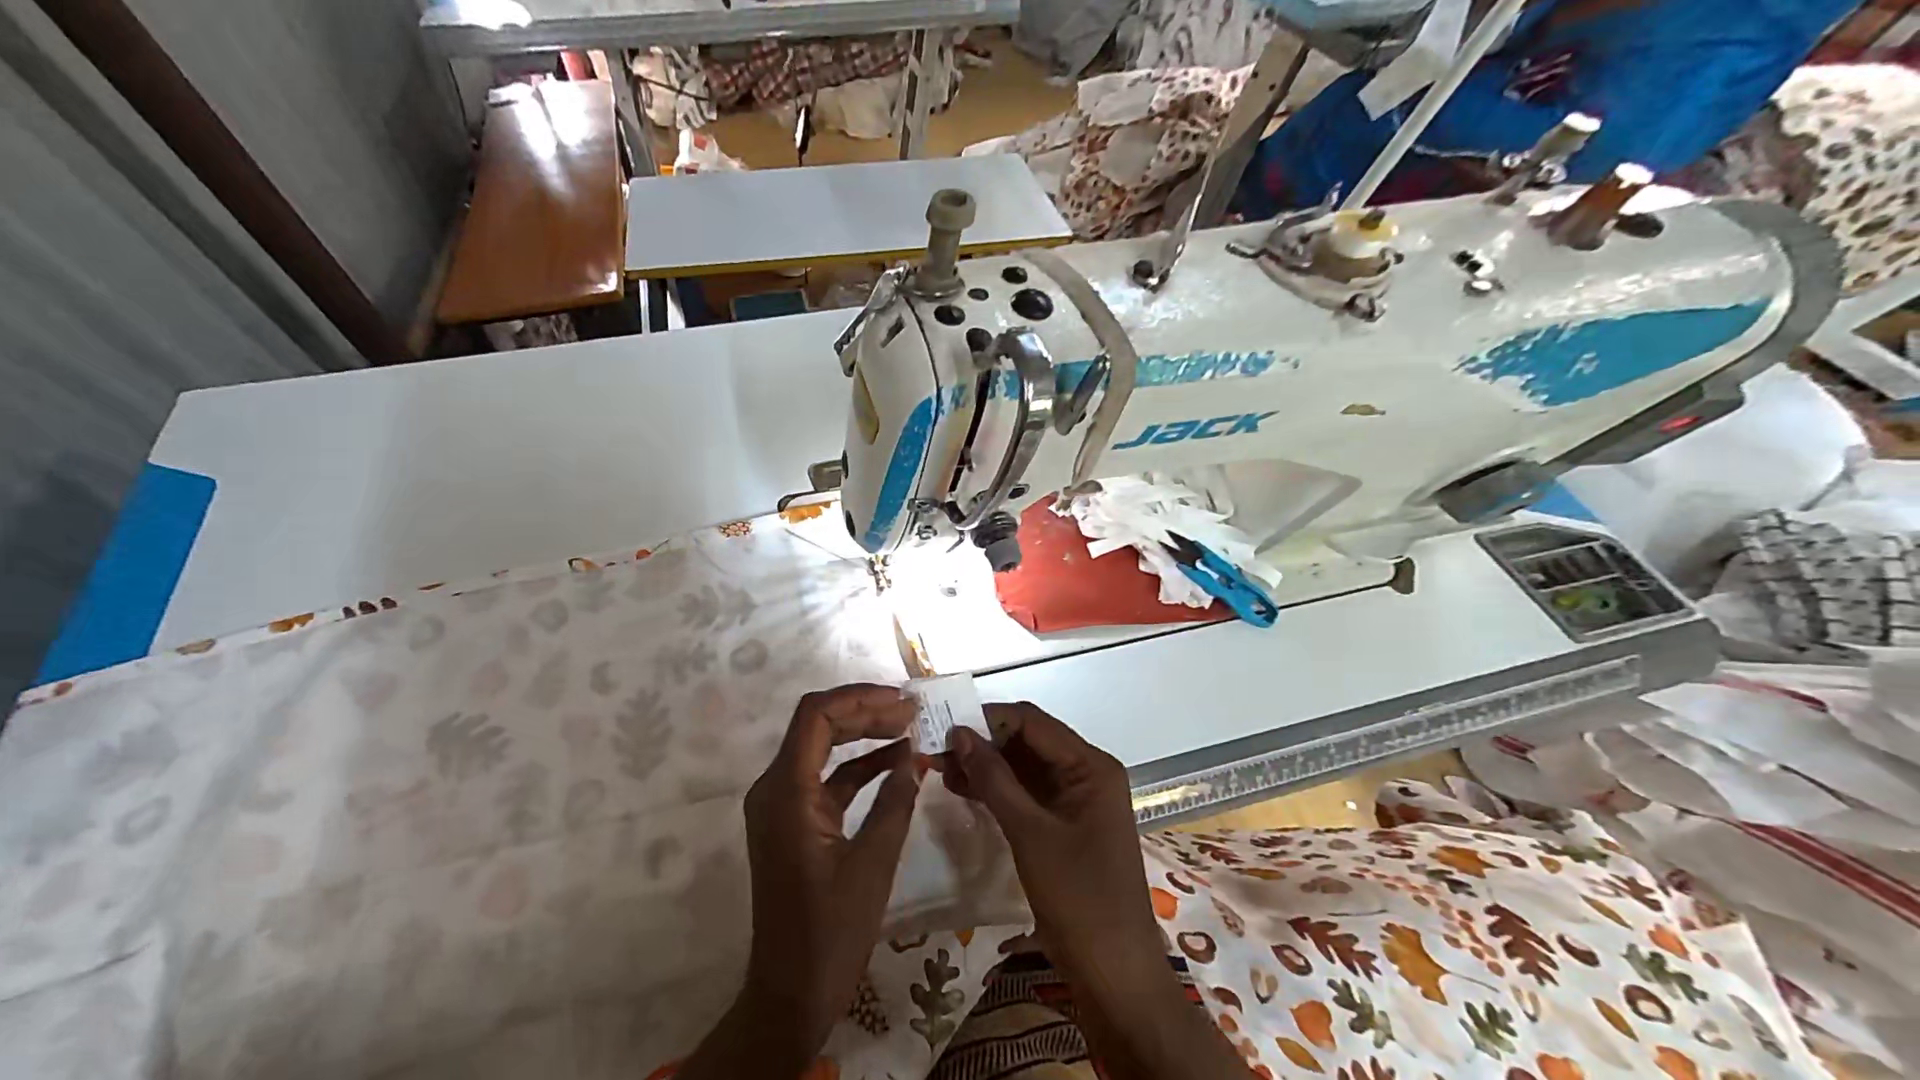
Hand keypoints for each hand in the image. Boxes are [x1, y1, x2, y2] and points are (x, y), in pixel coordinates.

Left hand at [682, 684, 920, 1077]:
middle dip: (866, 712)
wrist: (792, 990)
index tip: (903, 701)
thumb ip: (895, 801)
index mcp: (787, 791)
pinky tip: (897, 763)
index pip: (816, 716)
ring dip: (865, 735)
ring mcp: (783, 804)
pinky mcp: (795, 821)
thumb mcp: (873, 863)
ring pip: (823, 748)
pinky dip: (860, 766)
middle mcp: (776, 788)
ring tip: (910, 728)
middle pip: (818, 725)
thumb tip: (915, 756)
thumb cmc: (831, 930)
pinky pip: (828, 778)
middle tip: (913, 711)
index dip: (859, 698)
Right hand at [943, 704, 1161, 988]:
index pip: (1033, 722)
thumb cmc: (1078, 897)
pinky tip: (963, 790)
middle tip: (935, 752)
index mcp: (1091, 766)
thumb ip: (994, 779)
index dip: (988, 719)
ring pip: (1025, 768)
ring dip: (987, 767)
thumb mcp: (1030, 833)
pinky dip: (998, 791)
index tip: (944, 727)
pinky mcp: (1066, 825)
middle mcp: (1087, 774)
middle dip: (984, 744)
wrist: (1114, 973)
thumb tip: (958, 734)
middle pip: (1029, 742)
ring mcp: (1077, 800)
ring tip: (940, 771)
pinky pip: (1029, 794)